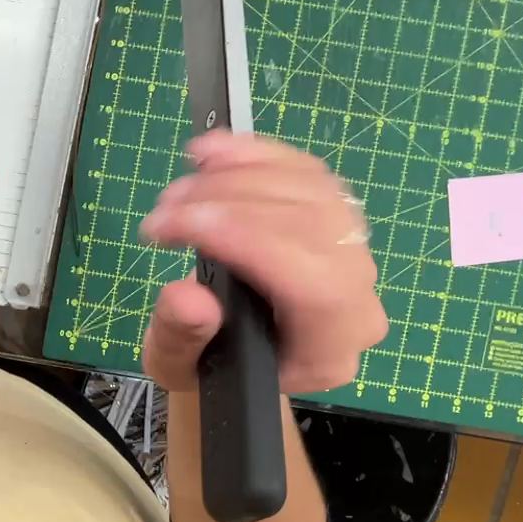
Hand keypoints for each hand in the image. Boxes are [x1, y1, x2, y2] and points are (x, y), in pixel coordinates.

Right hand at [138, 131, 385, 394]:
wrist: (240, 358)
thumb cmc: (212, 368)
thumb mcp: (180, 367)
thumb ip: (183, 336)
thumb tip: (188, 294)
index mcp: (327, 349)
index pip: (314, 285)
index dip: (250, 241)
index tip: (184, 222)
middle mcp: (357, 298)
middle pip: (314, 227)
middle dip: (231, 203)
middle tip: (164, 207)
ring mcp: (352, 254)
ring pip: (312, 191)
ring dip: (237, 176)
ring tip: (175, 190)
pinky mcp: (334, 220)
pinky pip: (306, 173)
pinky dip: (256, 155)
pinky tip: (210, 153)